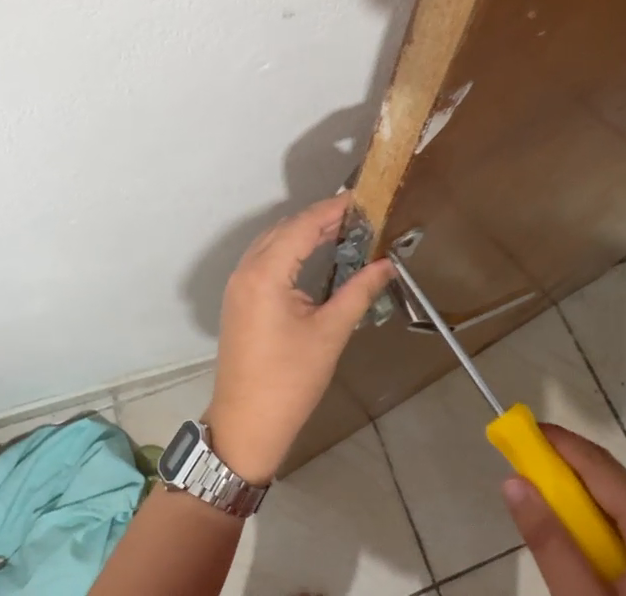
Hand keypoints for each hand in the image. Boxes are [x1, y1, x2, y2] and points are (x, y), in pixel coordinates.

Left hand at [202, 194, 396, 483]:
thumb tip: (387, 265)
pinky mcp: (239, 299)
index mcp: (266, 274)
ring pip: (272, 242)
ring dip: (304, 233)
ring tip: (343, 230)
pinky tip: (315, 255)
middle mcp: (246, 270)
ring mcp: (239, 285)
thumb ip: (359, 291)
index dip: (332, 210)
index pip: (302, 226)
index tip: (362, 201)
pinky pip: (265, 259)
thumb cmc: (290, 381)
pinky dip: (290, 249)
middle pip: (285, 229)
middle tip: (360, 216)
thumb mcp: (331, 333)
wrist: (246, 424)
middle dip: (320, 218)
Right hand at [503, 424, 625, 595]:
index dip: (560, 445)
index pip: (603, 469)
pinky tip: (591, 556)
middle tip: (524, 476)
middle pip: (621, 488)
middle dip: (570, 475)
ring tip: (551, 517)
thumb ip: (552, 545)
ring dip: (590, 506)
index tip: (517, 432)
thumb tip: (514, 482)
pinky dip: (613, 534)